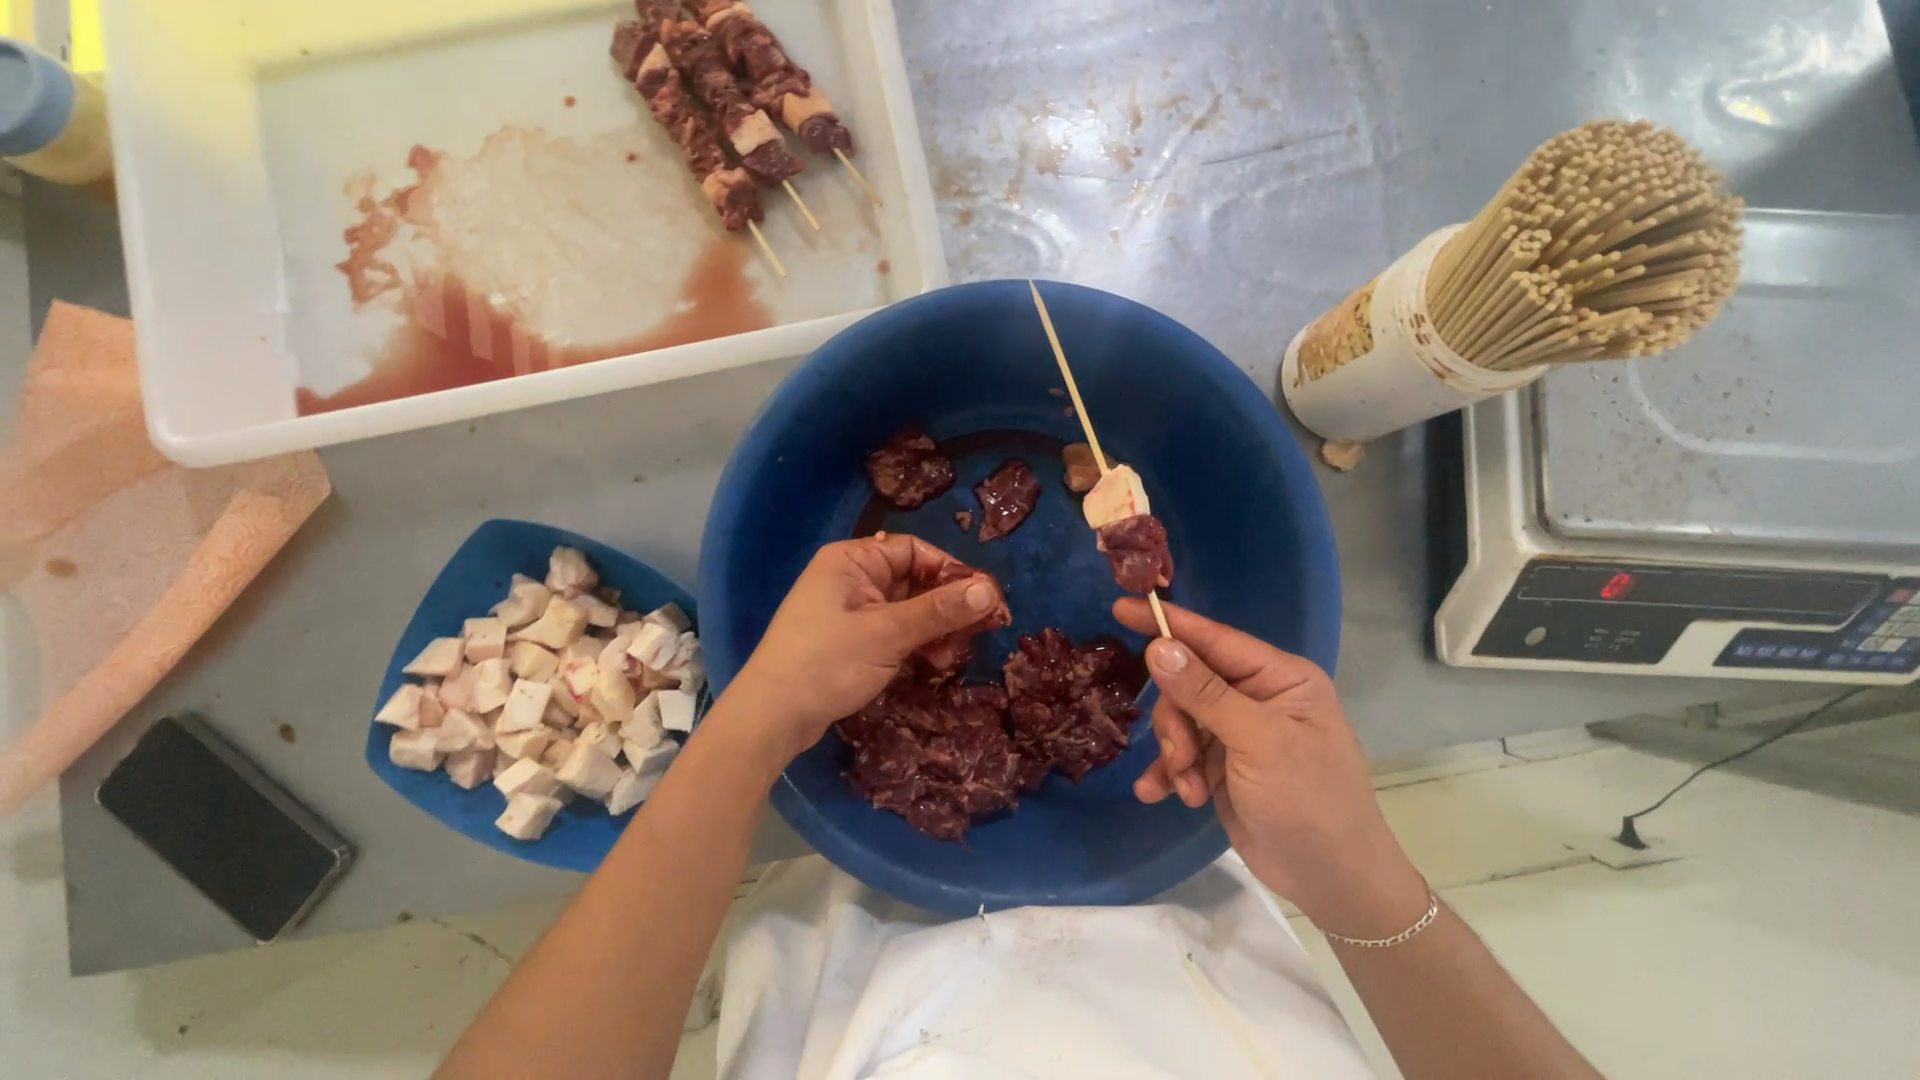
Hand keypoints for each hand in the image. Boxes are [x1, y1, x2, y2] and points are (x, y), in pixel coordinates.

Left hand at [730, 535, 1002, 759]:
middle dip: (947, 606)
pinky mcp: (850, 641)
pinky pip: (893, 631)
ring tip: (953, 657)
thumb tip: (991, 590)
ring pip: (907, 609)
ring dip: (935, 629)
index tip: (985, 599)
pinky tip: (935, 664)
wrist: (772, 717)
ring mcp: (849, 610)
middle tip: (982, 631)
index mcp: (852, 560)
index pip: (915, 551)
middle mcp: (850, 577)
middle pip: (914, 580)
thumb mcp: (889, 634)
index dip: (952, 572)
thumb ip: (940, 610)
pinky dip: (915, 644)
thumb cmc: (828, 663)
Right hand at [1115, 598, 1427, 938]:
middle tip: (1181, 756)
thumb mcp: (1256, 741)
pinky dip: (1171, 774)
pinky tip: (1157, 794)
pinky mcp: (1223, 767)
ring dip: (1176, 754)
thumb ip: (1204, 693)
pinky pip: (1182, 756)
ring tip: (1188, 787)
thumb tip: (1158, 646)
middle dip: (1176, 721)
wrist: (1333, 882)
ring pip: (1180, 720)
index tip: (1121, 607)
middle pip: (1188, 683)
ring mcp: (1239, 734)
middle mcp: (1258, 698)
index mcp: (1280, 678)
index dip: (1168, 624)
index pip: (1214, 639)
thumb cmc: (1308, 800)